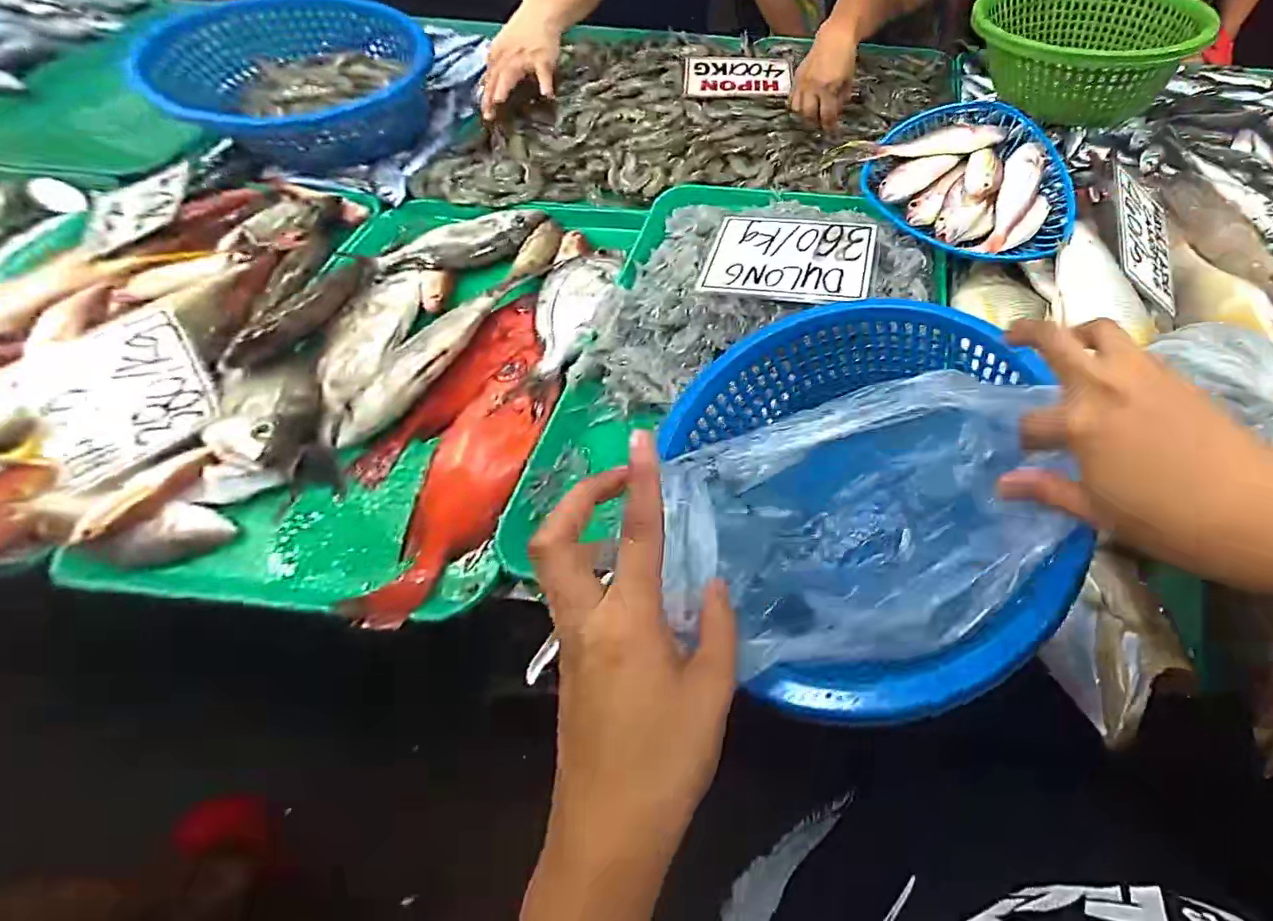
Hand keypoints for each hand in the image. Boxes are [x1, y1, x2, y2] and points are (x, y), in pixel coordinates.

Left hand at [483, 5, 561, 117]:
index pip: (489, 78)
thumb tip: (491, 82)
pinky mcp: (542, 57)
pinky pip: (543, 73)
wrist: (540, 13)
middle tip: (488, 113)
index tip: (484, 112)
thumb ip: (499, 64)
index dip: (485, 95)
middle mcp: (507, 56)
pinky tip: (547, 95)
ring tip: (499, 101)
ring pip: (511, 73)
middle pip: (496, 77)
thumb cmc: (524, 32)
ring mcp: (524, 57)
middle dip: (490, 95)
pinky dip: (545, 83)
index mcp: (498, 55)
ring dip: (504, 87)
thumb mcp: (506, 46)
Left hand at [528, 431, 736, 876]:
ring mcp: (572, 644)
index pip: (634, 535)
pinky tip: (643, 593)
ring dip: (583, 533)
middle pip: (553, 541)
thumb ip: (718, 625)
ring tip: (631, 531)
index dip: (639, 481)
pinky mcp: (571, 665)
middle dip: (579, 497)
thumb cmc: (669, 759)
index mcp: (628, 622)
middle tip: (620, 481)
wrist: (608, 834)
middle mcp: (588, 622)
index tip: (641, 439)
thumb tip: (713, 584)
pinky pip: (574, 599)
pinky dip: (597, 572)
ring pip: (557, 569)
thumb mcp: (714, 689)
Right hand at [789, 23, 857, 129]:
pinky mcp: (796, 77)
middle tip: (821, 125)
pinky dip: (797, 105)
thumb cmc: (845, 59)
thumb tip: (835, 115)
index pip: (827, 116)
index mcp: (828, 88)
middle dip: (815, 123)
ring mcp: (802, 82)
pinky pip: (792, 97)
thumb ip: (840, 100)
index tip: (832, 132)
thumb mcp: (848, 82)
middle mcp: (813, 87)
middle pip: (809, 115)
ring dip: (804, 115)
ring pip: (797, 108)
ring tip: (811, 116)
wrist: (833, 37)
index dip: (829, 127)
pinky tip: (804, 106)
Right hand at [1000, 319, 1272, 567]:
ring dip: (1077, 332)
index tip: (1031, 454)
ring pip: (1099, 330)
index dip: (1027, 441)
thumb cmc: (1166, 520)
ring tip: (1069, 346)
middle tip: (1011, 337)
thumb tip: (1003, 484)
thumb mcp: (1098, 511)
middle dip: (1026, 332)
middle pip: (1056, 340)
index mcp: (1079, 423)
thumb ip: (1048, 490)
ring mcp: (1140, 372)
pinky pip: (1131, 348)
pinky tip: (1114, 379)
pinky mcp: (1172, 373)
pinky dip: (1112, 352)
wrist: (1251, 507)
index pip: (1032, 423)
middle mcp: (1103, 384)